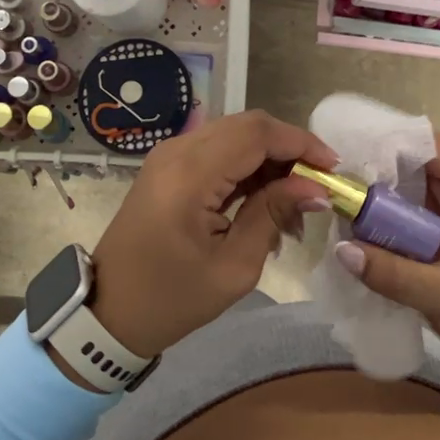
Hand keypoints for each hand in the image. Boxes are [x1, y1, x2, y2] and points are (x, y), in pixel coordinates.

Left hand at [87, 110, 336, 360]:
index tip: (333, 169)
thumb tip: (315, 188)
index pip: (257, 133)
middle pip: (248, 126)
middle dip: (289, 150)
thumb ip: (272, 215)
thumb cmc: (170, 299)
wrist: (106, 312)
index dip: (300, 143)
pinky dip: (246, 168)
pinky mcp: (168, 167)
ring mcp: (169, 155)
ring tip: (294, 209)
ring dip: (269, 161)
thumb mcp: (232, 267)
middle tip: (317, 188)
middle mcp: (177, 151)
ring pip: (234, 136)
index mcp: (190, 174)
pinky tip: (265, 205)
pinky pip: (217, 151)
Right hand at [334, 134, 439, 393]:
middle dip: (372, 168)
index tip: (347, 148)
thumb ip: (392, 271)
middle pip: (409, 163)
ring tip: (331, 195)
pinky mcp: (435, 236)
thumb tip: (340, 249)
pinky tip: (345, 222)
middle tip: (330, 176)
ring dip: (371, 194)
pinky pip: (400, 217)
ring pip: (402, 190)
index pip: (428, 144)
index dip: (388, 141)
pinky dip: (377, 219)